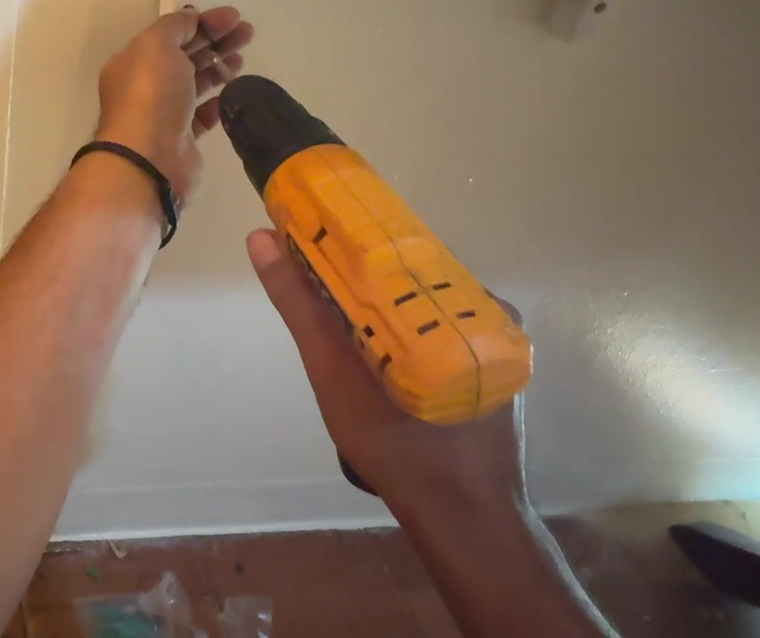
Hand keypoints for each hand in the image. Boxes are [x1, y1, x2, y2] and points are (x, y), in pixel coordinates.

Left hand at [93, 6, 252, 207]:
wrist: (149, 158)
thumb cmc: (151, 95)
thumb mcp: (156, 45)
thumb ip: (174, 26)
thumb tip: (191, 19)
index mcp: (133, 61)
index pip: (170, 33)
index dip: (202, 22)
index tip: (234, 17)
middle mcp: (144, 86)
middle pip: (184, 56)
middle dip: (215, 41)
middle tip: (247, 33)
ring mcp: (162, 113)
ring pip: (194, 83)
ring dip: (218, 68)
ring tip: (242, 58)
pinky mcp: (180, 139)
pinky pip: (201, 114)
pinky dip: (217, 101)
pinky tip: (234, 92)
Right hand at [246, 229, 526, 520]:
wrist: (462, 522)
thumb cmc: (396, 443)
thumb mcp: (333, 369)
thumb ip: (299, 302)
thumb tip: (260, 236)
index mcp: (464, 302)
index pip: (400, 249)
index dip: (348, 241)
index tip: (307, 239)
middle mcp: (492, 313)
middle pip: (409, 276)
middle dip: (358, 277)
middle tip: (314, 290)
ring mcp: (499, 345)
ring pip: (422, 304)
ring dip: (380, 306)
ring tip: (337, 325)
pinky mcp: (494, 371)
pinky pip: (438, 331)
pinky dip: (402, 331)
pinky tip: (375, 356)